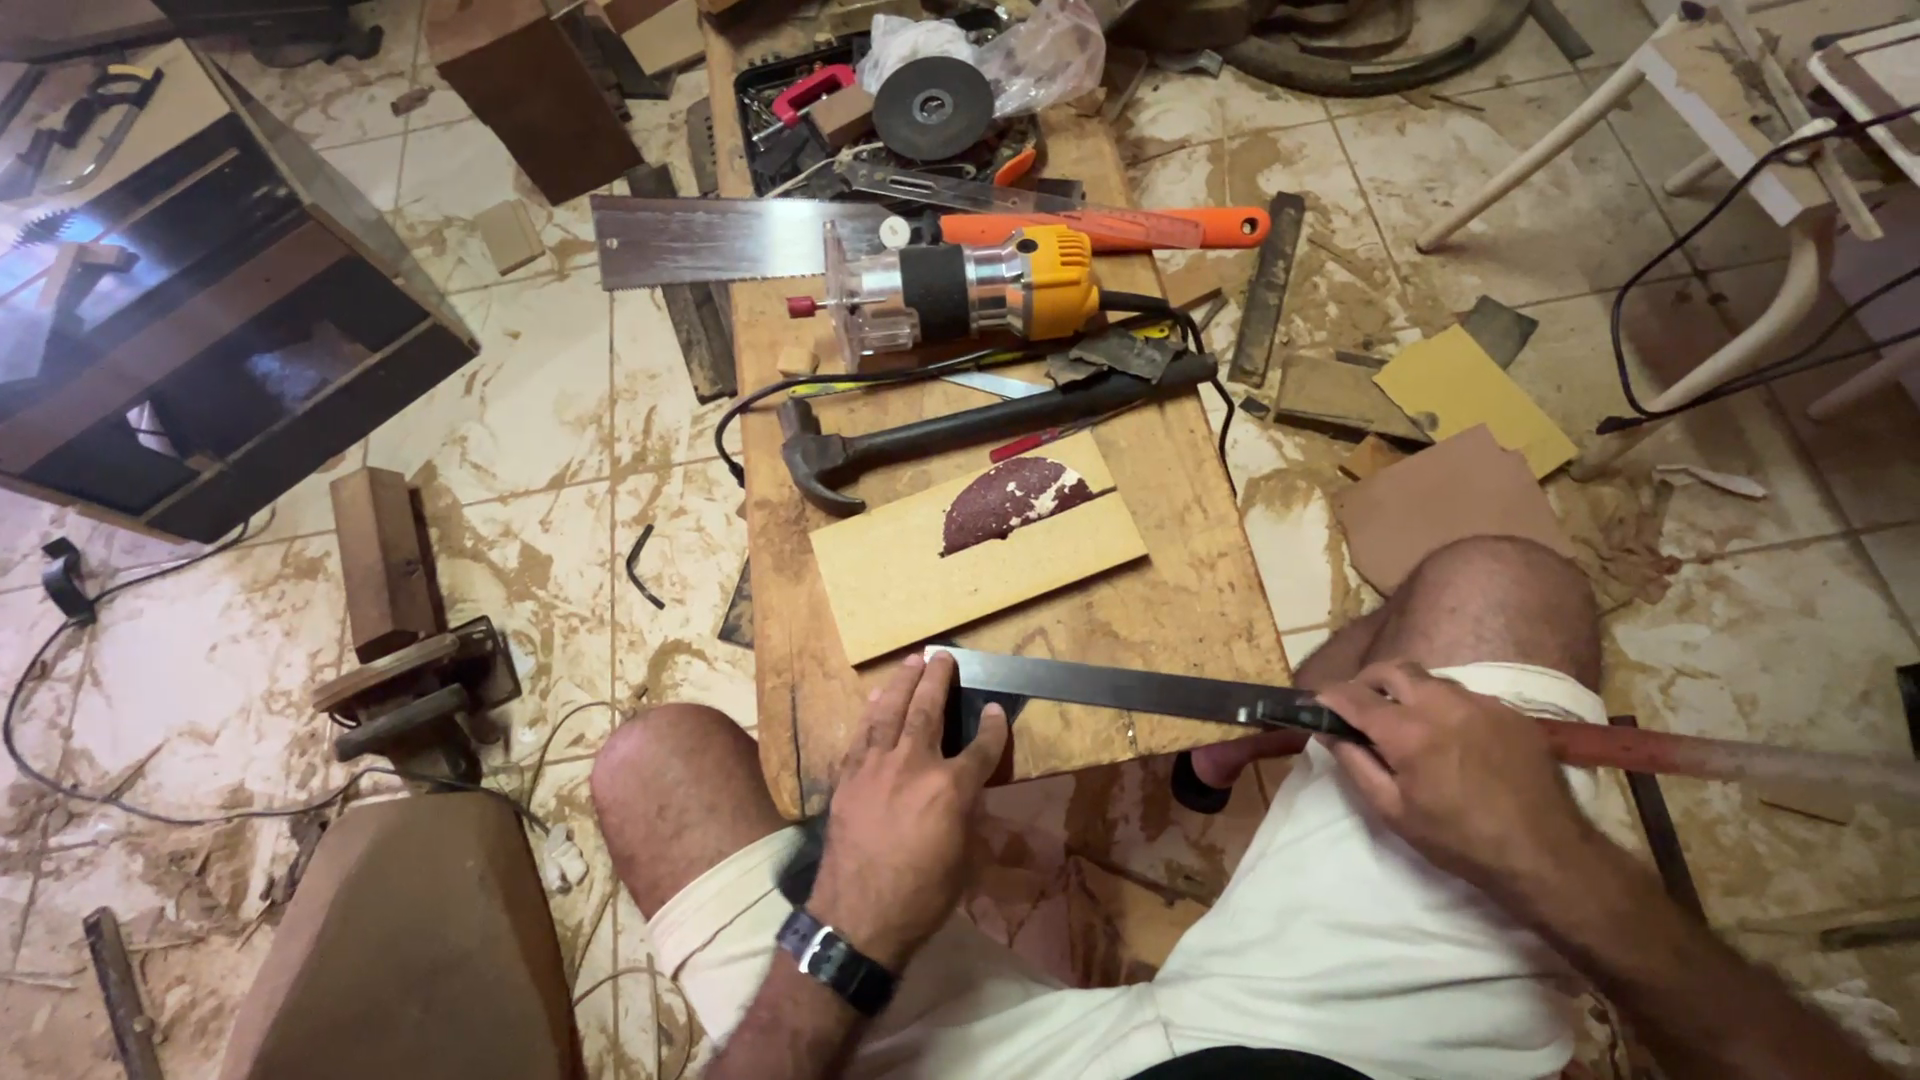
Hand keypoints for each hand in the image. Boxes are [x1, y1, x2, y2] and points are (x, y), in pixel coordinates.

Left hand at [810, 651, 1009, 970]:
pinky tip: (874, 697)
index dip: (993, 727)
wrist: (858, 917)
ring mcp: (876, 768)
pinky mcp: (848, 777)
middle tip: (943, 655)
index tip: (996, 709)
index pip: (981, 748)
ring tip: (911, 661)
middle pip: (928, 710)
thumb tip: (968, 790)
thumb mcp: (963, 859)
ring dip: (902, 682)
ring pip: (889, 711)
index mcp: (951, 789)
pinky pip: (861, 734)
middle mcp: (913, 766)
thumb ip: (967, 813)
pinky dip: (870, 712)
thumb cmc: (922, 896)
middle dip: (938, 679)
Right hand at [1316, 662, 1598, 895]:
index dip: (1328, 696)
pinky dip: (1444, 707)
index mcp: (1408, 732)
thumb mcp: (1392, 810)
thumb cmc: (1459, 840)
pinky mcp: (1511, 712)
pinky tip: (1451, 739)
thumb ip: (1354, 763)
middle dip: (1367, 681)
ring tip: (1407, 724)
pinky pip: (1465, 696)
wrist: (1546, 855)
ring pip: (1430, 680)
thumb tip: (1328, 731)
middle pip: (1392, 669)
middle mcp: (1442, 705)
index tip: (1317, 704)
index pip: (1352, 695)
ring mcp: (1481, 704)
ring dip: (1408, 692)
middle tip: (1360, 707)